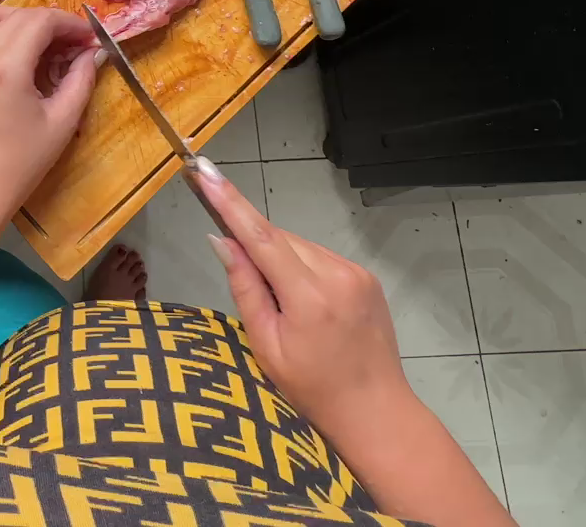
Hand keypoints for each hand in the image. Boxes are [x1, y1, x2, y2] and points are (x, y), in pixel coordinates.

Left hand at [0, 6, 99, 219]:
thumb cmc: (22, 161)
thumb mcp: (62, 121)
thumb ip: (80, 80)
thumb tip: (92, 54)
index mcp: (7, 67)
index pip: (40, 21)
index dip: (70, 23)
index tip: (90, 38)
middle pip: (20, 14)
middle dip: (51, 21)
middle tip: (75, 43)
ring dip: (25, 19)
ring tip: (49, 42)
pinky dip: (5, 29)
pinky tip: (26, 52)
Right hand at [199, 166, 409, 420]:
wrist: (377, 413)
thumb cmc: (311, 388)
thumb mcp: (265, 345)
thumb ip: (245, 287)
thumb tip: (221, 239)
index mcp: (308, 297)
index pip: (260, 236)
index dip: (230, 202)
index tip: (208, 173)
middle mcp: (336, 274)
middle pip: (279, 238)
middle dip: (257, 248)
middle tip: (256, 290)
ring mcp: (356, 272)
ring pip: (299, 245)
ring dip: (281, 259)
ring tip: (287, 306)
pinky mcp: (366, 275)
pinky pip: (320, 257)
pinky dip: (303, 268)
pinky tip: (309, 303)